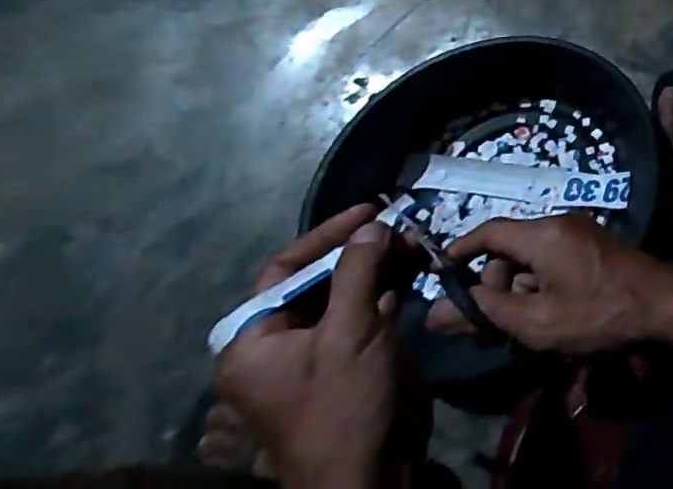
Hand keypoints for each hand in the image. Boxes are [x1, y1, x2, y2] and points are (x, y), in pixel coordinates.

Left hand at [214, 204, 425, 488]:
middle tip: (400, 225)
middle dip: (362, 248)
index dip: (325, 235)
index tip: (368, 210)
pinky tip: (417, 265)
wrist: (373, 469)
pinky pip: (368, 305)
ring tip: (415, 240)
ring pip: (349, 287)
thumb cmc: (343, 402)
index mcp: (255, 340)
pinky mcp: (354, 353)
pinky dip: (391, 282)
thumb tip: (372, 224)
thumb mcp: (347, 331)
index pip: (283, 268)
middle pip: (319, 276)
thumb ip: (357, 269)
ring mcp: (321, 347)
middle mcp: (282, 341)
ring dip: (382, 261)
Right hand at [425, 214, 672, 353]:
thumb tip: (437, 309)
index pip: (488, 231)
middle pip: (509, 251)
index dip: (460, 252)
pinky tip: (552, 321)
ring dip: (521, 295)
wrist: (662, 304)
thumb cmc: (598, 313)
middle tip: (495, 329)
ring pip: (530, 261)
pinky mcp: (592, 245)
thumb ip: (487, 312)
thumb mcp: (536, 322)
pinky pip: (552, 262)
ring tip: (530, 333)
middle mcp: (558, 222)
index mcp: (542, 233)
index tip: (440, 276)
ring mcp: (578, 232)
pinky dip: (543, 288)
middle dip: (497, 289)